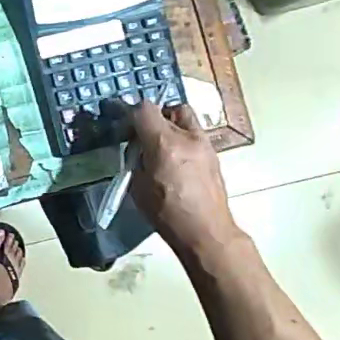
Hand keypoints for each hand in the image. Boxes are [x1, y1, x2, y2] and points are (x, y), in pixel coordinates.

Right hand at [128, 101, 241, 254]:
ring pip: (187, 118)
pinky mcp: (214, 154)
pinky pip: (195, 135)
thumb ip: (137, 159)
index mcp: (163, 143)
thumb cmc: (167, 214)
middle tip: (146, 133)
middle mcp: (186, 136)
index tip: (125, 123)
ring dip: (173, 125)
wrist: (206, 232)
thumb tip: (138, 148)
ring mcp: (204, 143)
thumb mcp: (138, 186)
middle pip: (170, 108)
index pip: (144, 109)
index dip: (131, 112)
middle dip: (156, 116)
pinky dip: (184, 139)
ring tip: (163, 146)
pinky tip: (177, 161)